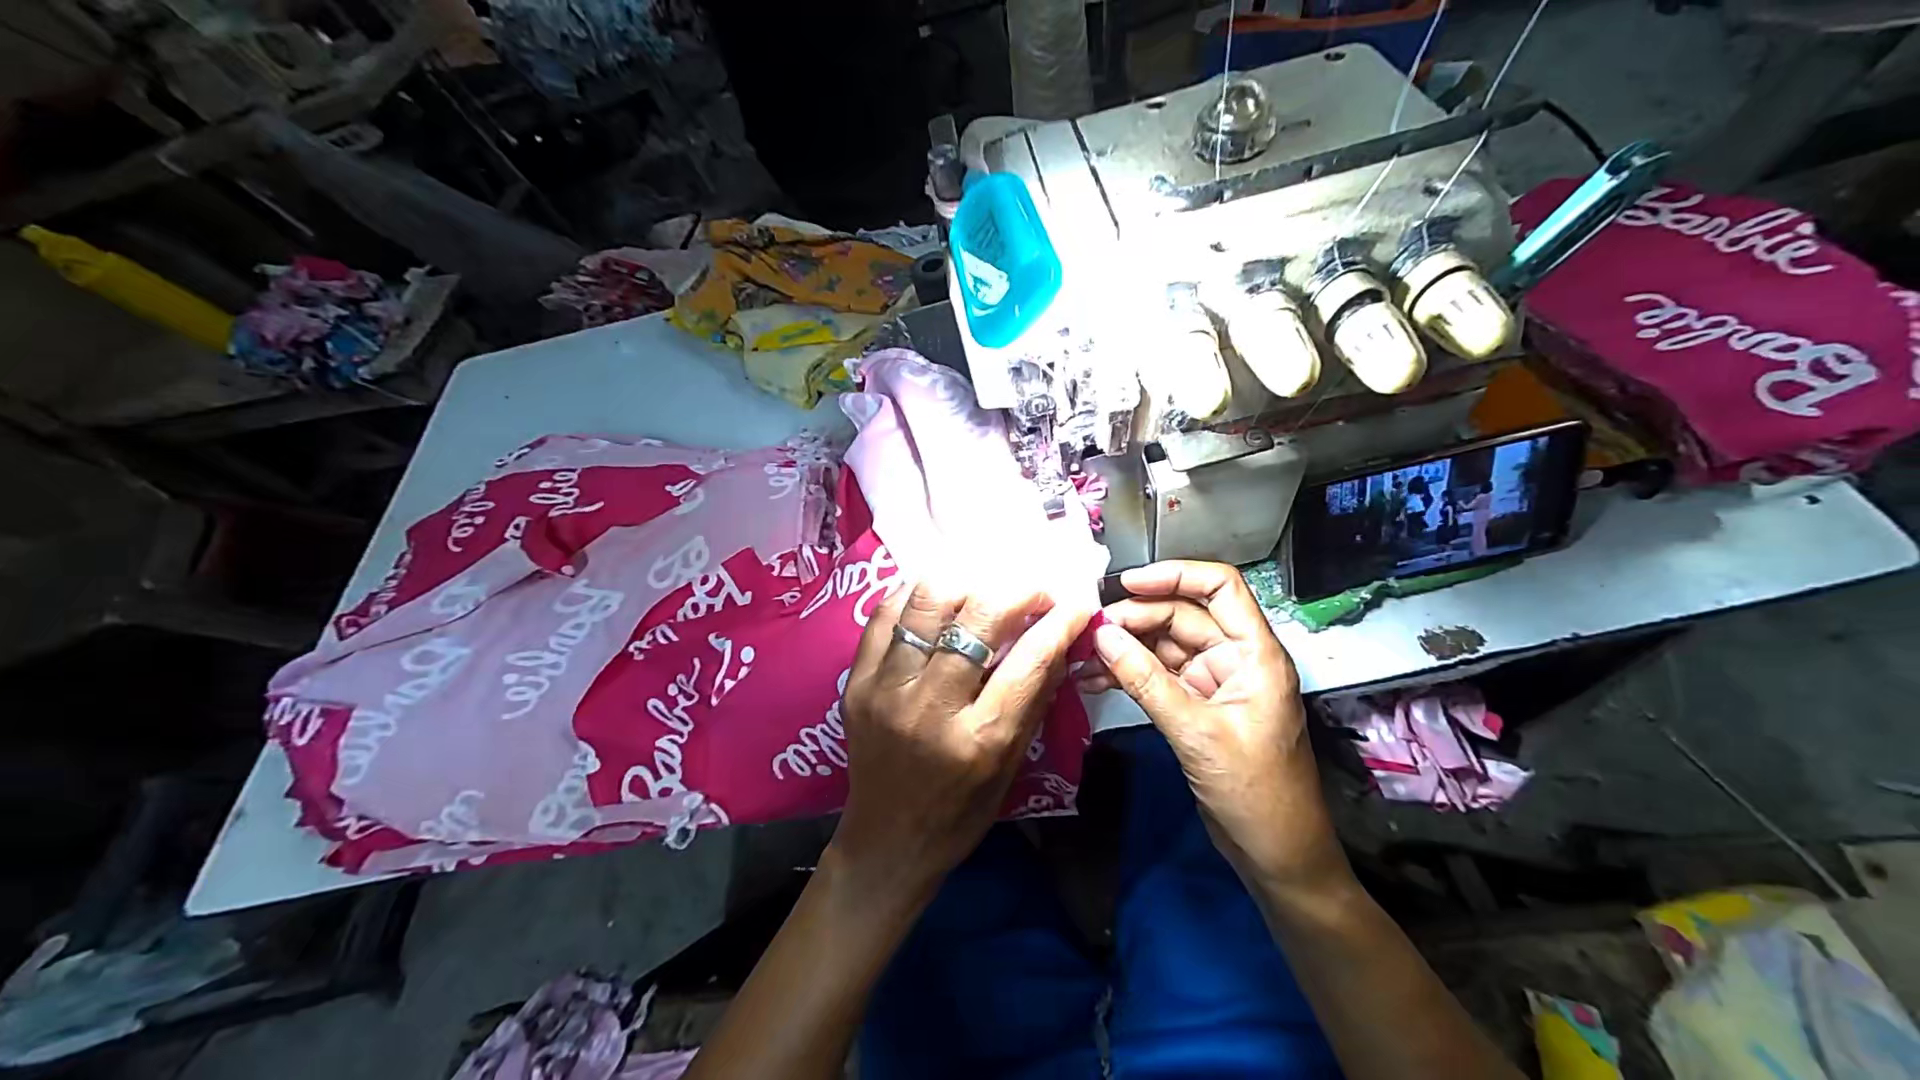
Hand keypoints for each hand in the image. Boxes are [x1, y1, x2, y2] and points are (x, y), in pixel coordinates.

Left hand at [831, 579, 1090, 905]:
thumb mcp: (1010, 768)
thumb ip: (1033, 701)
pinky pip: (885, 616)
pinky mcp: (856, 682)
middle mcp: (929, 708)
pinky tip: (938, 595)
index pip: (1028, 661)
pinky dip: (915, 596)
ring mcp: (886, 690)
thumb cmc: (959, 814)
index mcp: (978, 740)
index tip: (1075, 602)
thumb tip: (1058, 642)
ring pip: (926, 604)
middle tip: (1034, 591)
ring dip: (965, 584)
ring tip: (984, 589)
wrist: (887, 842)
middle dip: (1016, 593)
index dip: (1059, 623)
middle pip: (977, 621)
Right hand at [1083, 561, 1349, 893]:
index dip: (1175, 575)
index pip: (1220, 588)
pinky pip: (1158, 676)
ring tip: (1086, 656)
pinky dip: (1130, 674)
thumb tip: (1102, 636)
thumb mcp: (1197, 733)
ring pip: (1165, 645)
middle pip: (1183, 615)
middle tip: (1092, 632)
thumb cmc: (1255, 792)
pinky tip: (1098, 678)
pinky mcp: (1197, 706)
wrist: (1275, 854)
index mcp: (1255, 653)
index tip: (1127, 583)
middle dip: (1136, 619)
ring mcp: (1214, 682)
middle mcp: (1236, 659)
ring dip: (1127, 647)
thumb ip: (1146, 681)